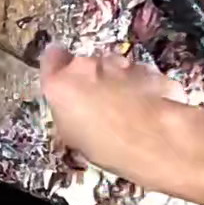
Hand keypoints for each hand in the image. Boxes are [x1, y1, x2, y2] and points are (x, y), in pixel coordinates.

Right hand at [39, 47, 189, 181]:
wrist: (151, 138)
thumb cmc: (103, 145)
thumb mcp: (72, 136)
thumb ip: (69, 111)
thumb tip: (75, 109)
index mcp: (62, 83)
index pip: (51, 59)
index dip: (58, 67)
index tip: (63, 79)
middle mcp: (89, 66)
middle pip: (87, 65)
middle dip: (93, 79)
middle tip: (100, 104)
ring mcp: (121, 64)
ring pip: (116, 67)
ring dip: (119, 82)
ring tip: (128, 110)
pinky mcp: (149, 70)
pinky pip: (141, 76)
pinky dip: (143, 88)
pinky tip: (150, 109)